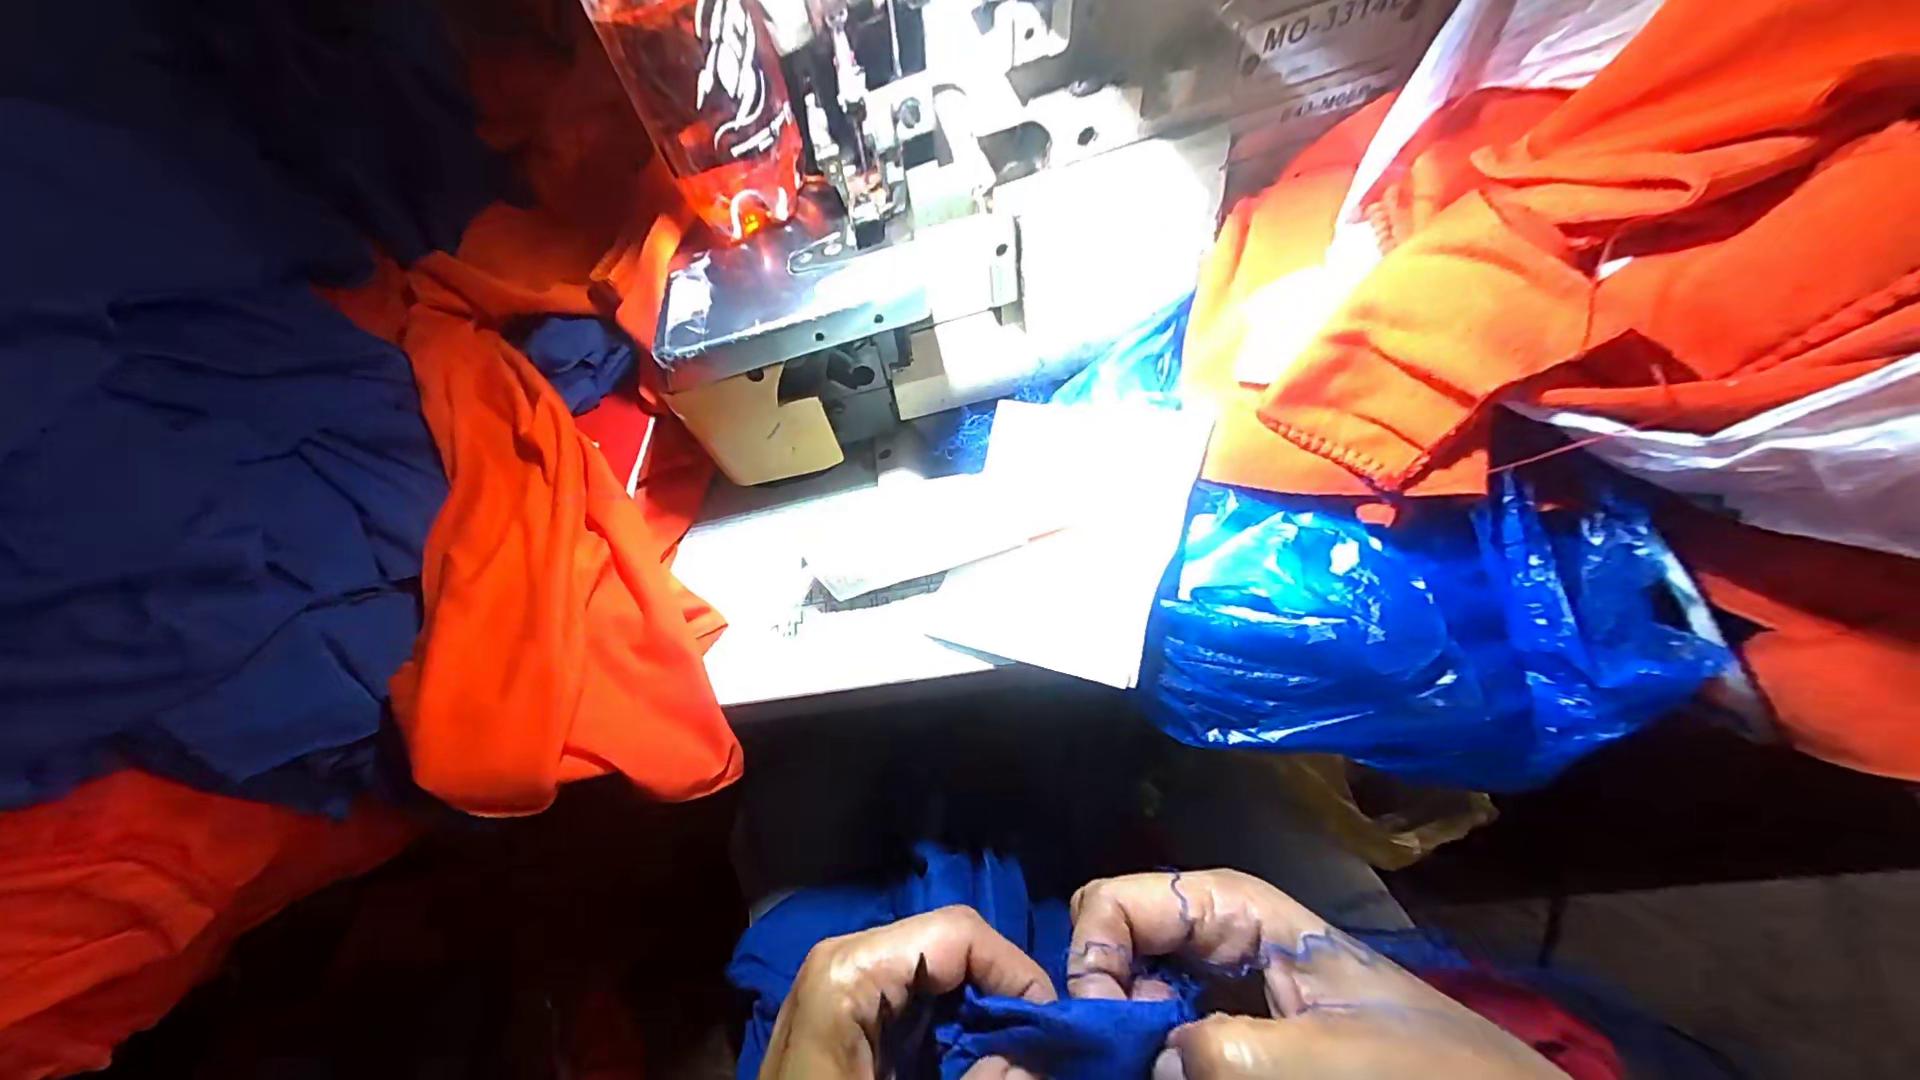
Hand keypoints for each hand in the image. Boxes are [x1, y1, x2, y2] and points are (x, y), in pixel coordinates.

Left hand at [760, 905, 1057, 1079]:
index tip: (1052, 1032)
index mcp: (851, 969)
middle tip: (1037, 1054)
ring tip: (1010, 1061)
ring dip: (978, 1016)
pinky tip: (966, 1065)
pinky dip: (949, 1029)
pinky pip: (913, 998)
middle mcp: (846, 955)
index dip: (1015, 972)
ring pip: (937, 972)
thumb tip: (1039, 1060)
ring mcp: (842, 979)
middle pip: (949, 948)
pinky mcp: (845, 1008)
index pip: (958, 932)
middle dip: (999, 998)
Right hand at [1068, 871, 1562, 1079]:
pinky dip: (1158, 1057)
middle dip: (1106, 1000)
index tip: (1108, 1031)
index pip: (1115, 900)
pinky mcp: (1234, 1031)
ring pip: (1135, 993)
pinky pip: (1170, 1034)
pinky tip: (1175, 1076)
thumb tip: (1150, 1063)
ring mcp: (1220, 982)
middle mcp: (1210, 931)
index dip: (1094, 956)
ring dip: (1130, 1037)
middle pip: (1115, 942)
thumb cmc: (1432, 1072)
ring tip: (1151, 1073)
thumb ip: (1231, 1055)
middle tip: (1126, 1063)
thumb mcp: (1334, 1062)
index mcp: (1226, 905)